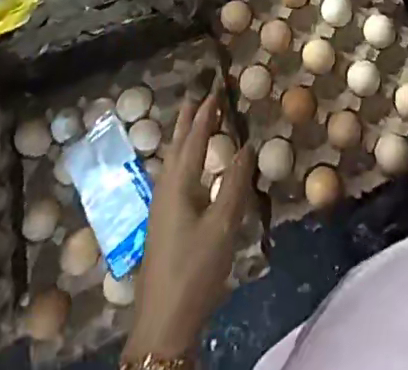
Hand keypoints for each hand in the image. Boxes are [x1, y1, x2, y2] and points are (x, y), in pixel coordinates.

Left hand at [123, 93, 256, 362]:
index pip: (194, 137)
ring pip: (174, 159)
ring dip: (185, 138)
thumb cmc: (195, 267)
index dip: (206, 113)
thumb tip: (246, 145)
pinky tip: (191, 168)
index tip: (216, 89)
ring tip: (195, 122)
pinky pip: (175, 174)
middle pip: (178, 144)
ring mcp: (162, 205)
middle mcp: (166, 186)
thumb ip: (234, 184)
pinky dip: (185, 159)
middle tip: (199, 96)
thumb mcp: (222, 225)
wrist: (164, 318)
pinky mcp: (164, 220)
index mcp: (178, 182)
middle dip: (189, 120)